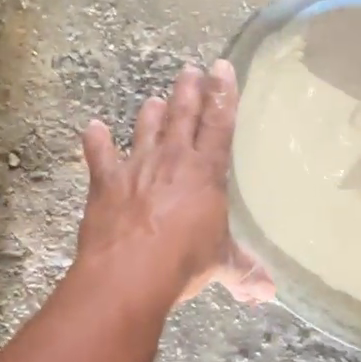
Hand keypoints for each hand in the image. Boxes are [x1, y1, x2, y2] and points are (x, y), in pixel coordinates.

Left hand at [76, 60, 274, 305]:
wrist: (130, 271)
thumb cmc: (184, 262)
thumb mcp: (220, 266)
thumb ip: (244, 272)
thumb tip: (268, 293)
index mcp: (205, 172)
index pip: (219, 124)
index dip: (223, 94)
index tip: (223, 68)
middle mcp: (172, 159)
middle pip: (182, 115)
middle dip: (188, 90)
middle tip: (189, 70)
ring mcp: (136, 166)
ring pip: (145, 128)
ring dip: (150, 112)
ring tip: (152, 99)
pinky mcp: (105, 182)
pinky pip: (99, 154)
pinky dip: (95, 140)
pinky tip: (92, 128)